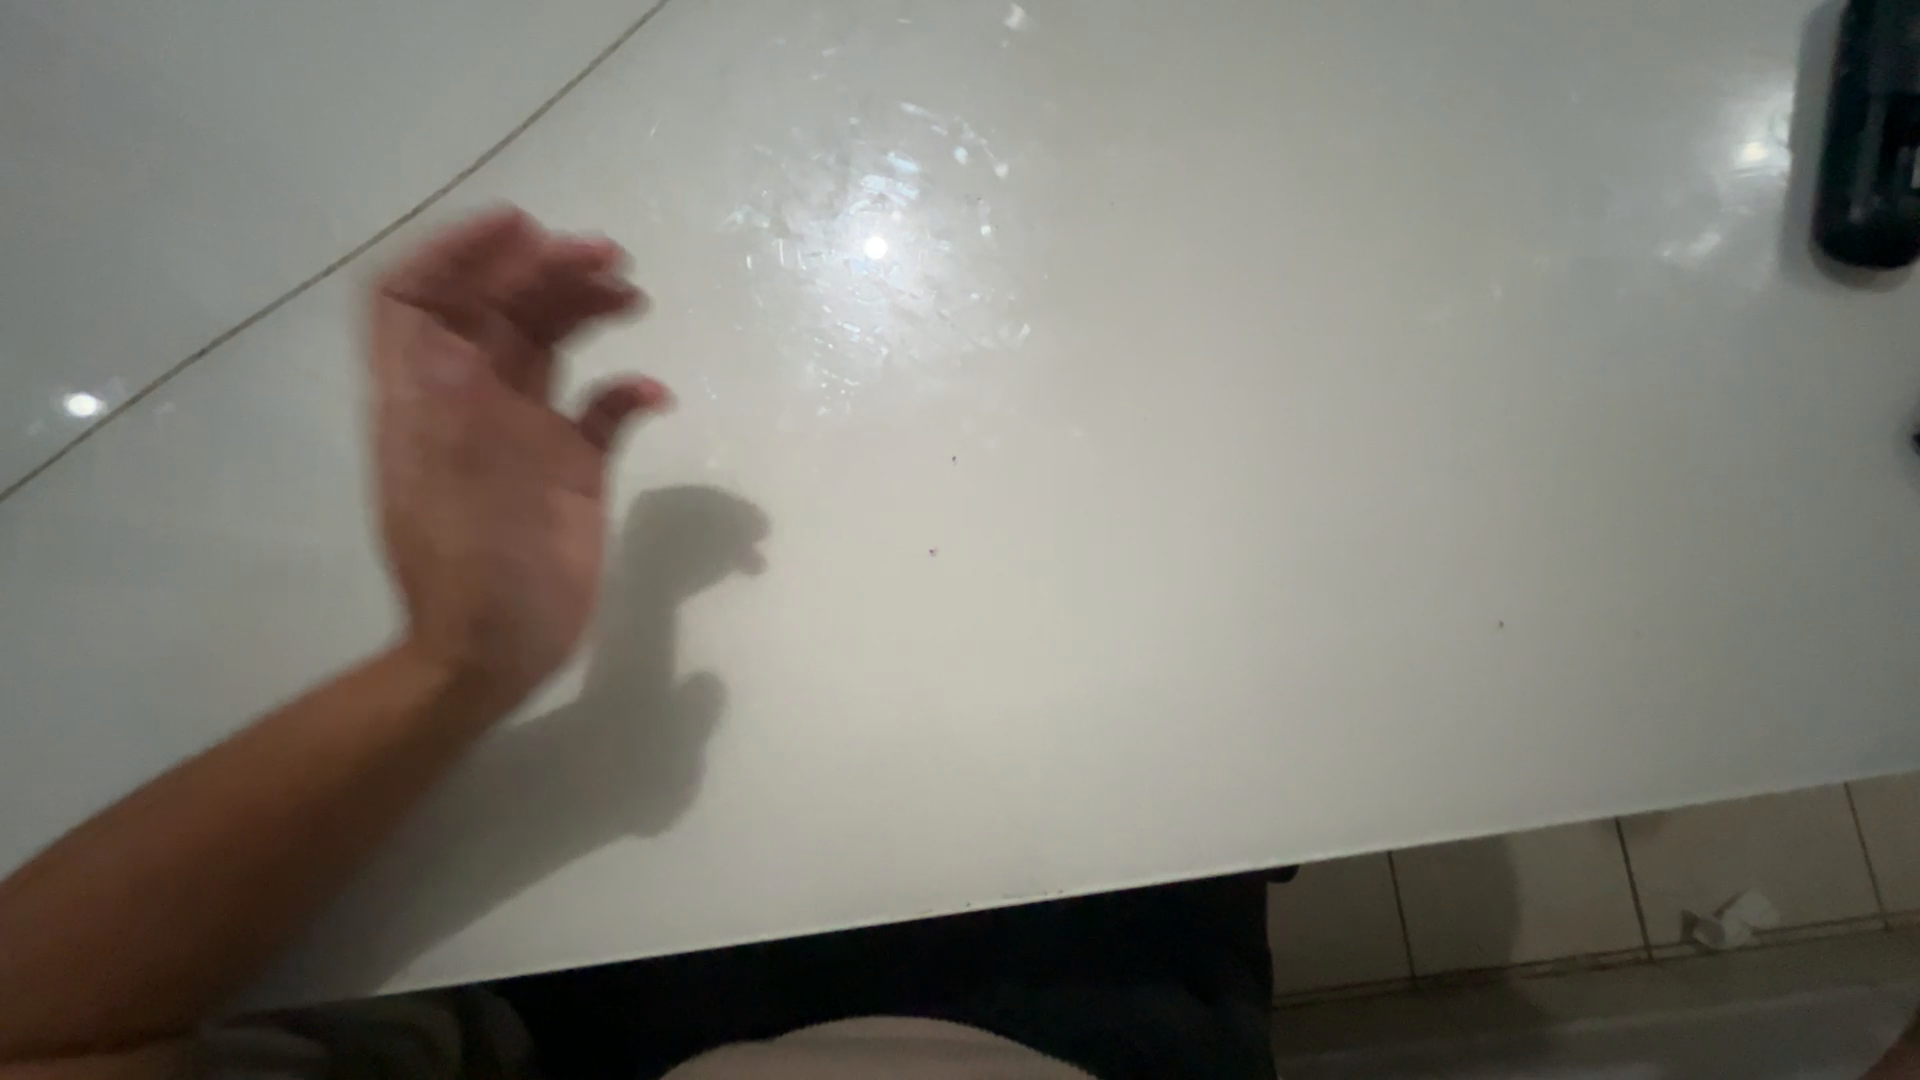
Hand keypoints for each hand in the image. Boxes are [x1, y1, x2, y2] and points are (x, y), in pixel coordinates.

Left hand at [369, 207, 669, 706]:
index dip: (460, 252)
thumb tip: (452, 342)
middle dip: (544, 271)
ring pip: (550, 346)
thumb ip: (453, 425)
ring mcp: (524, 433)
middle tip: (607, 256)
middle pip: (498, 311)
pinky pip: (602, 409)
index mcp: (428, 404)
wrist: (502, 652)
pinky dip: (628, 391)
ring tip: (633, 294)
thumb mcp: (452, 508)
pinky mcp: (571, 466)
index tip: (522, 228)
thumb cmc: (471, 586)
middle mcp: (473, 405)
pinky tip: (656, 394)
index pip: (420, 301)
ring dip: (585, 310)